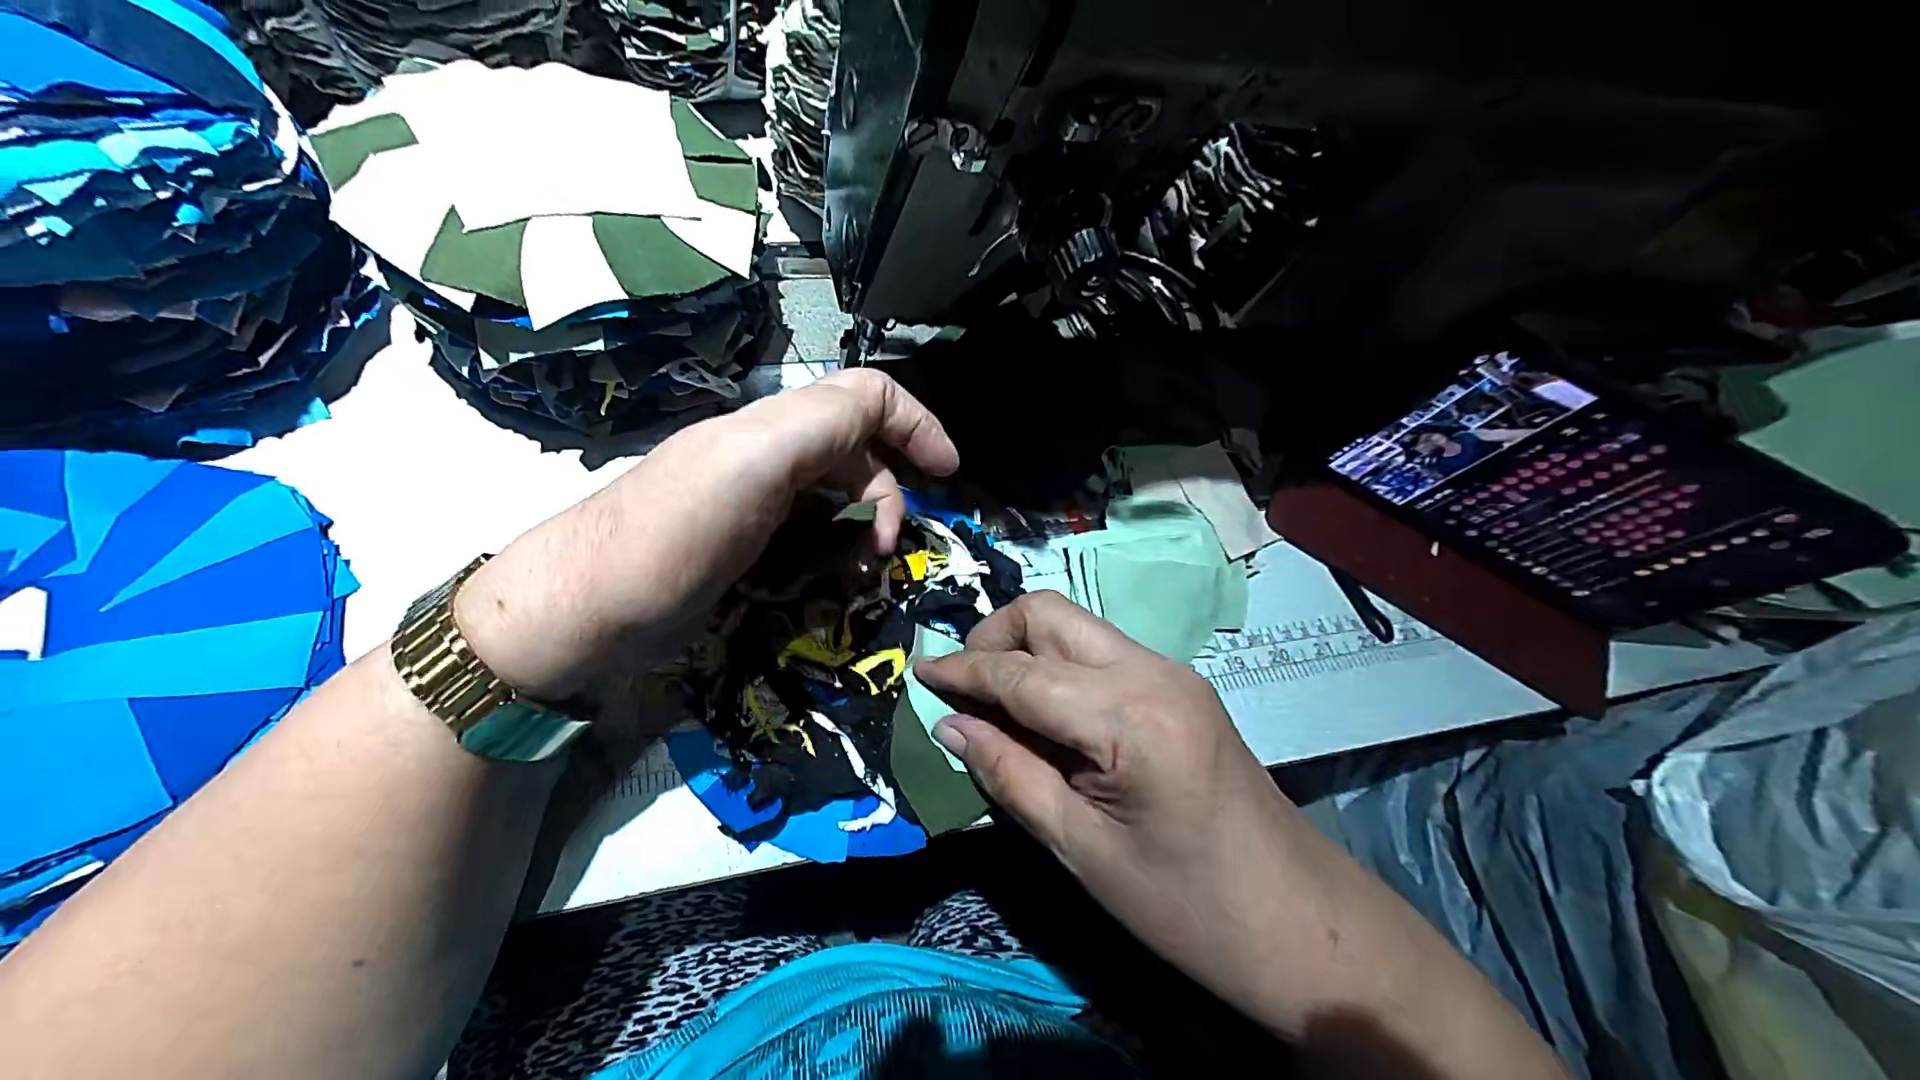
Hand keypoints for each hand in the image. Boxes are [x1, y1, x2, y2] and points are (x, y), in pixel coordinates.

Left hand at [456, 369, 958, 698]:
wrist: (581, 613)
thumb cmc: (667, 538)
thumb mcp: (749, 464)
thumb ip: (821, 422)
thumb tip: (880, 416)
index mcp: (773, 427)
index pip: (863, 397)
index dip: (915, 424)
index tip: (948, 473)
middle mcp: (768, 458)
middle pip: (858, 457)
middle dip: (887, 501)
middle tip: (882, 553)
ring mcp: (755, 506)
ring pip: (839, 505)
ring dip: (860, 538)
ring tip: (851, 579)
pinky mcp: (745, 550)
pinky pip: (811, 544)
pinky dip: (830, 563)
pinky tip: (820, 590)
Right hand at [915, 591, 1317, 1005]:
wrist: (1301, 922)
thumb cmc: (1186, 906)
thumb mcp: (1080, 850)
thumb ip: (1009, 773)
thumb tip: (951, 724)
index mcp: (1130, 716)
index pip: (1021, 672)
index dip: (962, 670)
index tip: (917, 672)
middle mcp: (1152, 672)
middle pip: (1050, 613)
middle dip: (994, 638)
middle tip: (963, 691)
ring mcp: (1172, 673)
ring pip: (1076, 626)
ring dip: (1026, 650)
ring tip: (996, 707)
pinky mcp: (1179, 687)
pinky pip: (1100, 653)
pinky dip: (1058, 668)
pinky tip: (1044, 717)